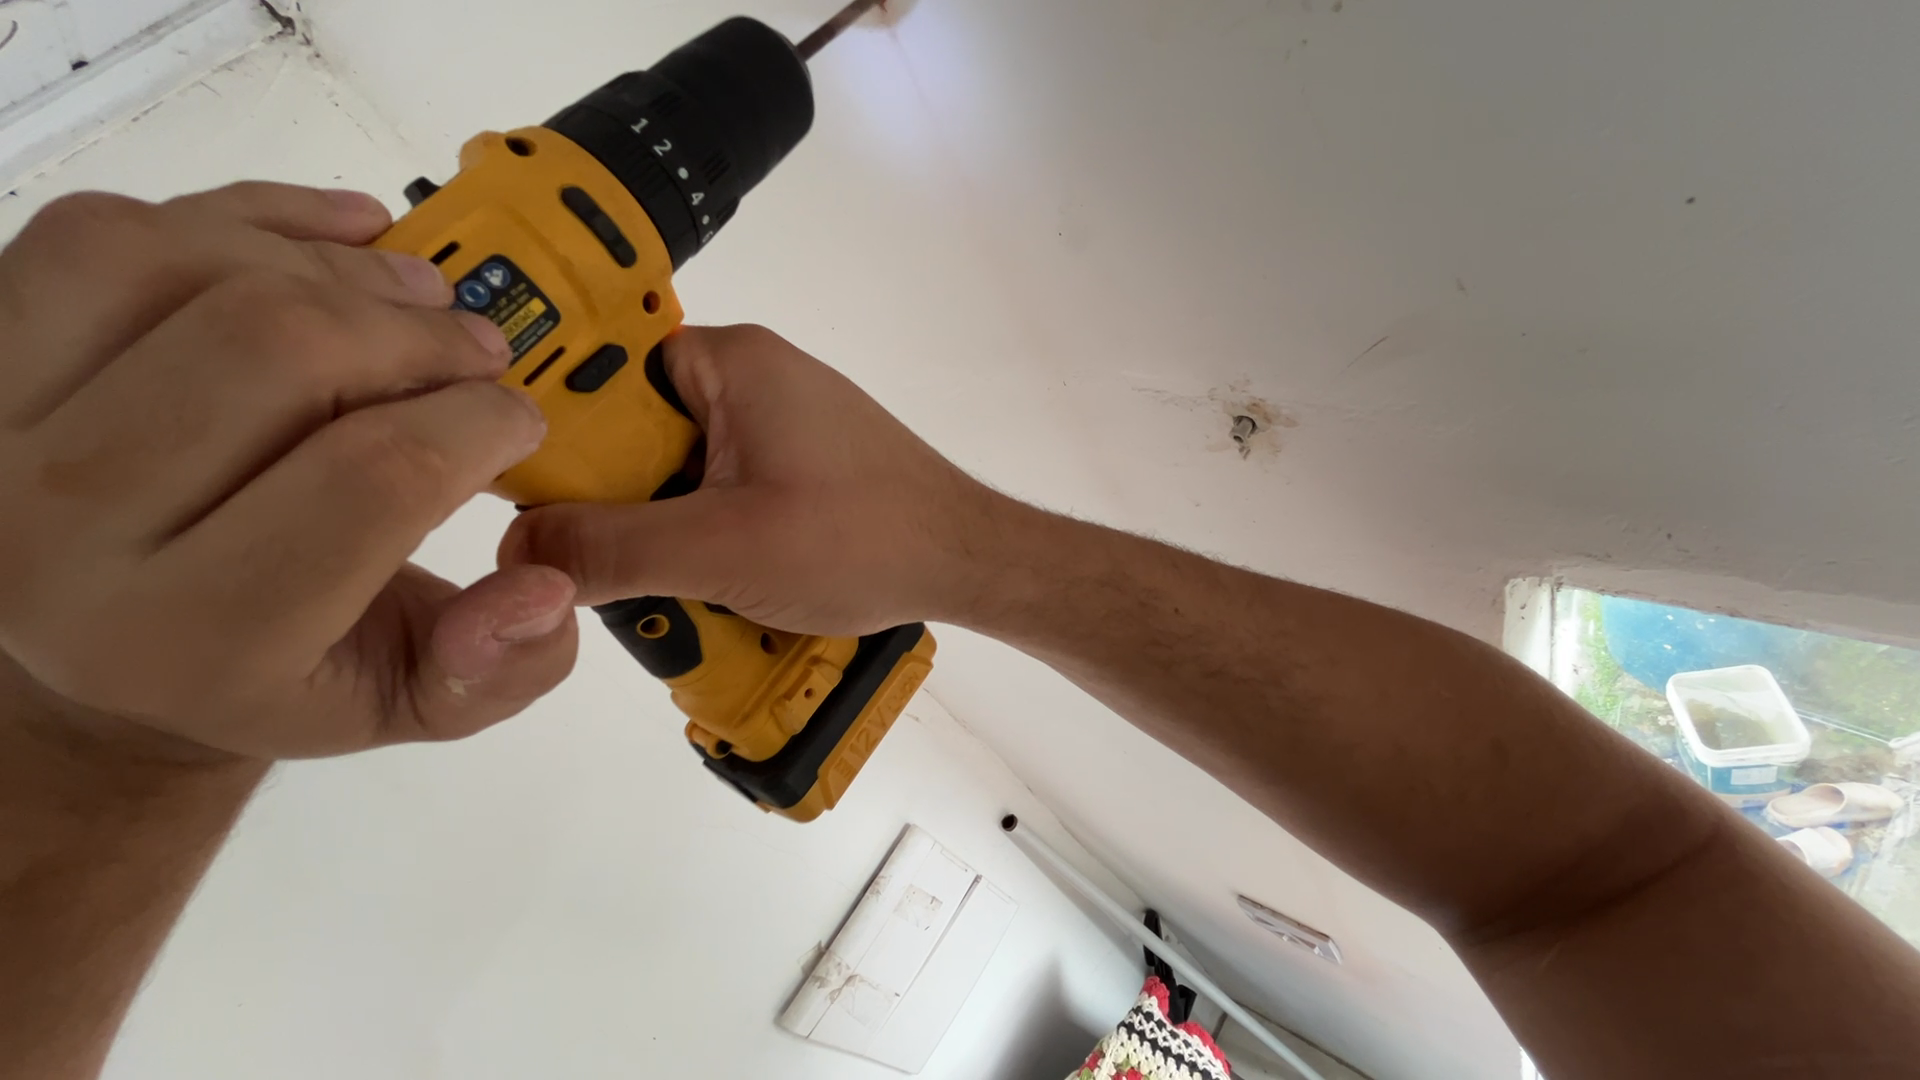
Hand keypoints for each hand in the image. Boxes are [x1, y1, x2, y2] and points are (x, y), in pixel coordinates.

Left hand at [0, 183, 577, 761]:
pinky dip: (248, 215)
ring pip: (184, 269)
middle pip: (278, 351)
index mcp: (205, 633)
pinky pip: (108, 236)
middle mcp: (63, 530)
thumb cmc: (288, 678)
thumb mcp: (419, 707)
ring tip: (419, 298)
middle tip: (483, 353)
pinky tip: (338, 240)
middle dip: (421, 337)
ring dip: (341, 269)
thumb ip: (502, 670)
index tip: (522, 420)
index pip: (373, 478)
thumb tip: (550, 586)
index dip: (478, 424)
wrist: (109, 662)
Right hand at [501, 324, 1000, 636]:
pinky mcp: (810, 463)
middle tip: (620, 569)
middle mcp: (757, 377)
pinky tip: (726, 581)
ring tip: (683, 585)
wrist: (969, 560)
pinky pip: (733, 489)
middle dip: (627, 506)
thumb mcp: (718, 548)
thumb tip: (514, 546)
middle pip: (644, 434)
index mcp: (730, 362)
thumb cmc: (856, 541)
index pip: (604, 380)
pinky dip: (718, 533)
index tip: (548, 515)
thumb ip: (610, 547)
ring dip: (674, 531)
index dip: (566, 447)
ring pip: (688, 472)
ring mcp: (789, 421)